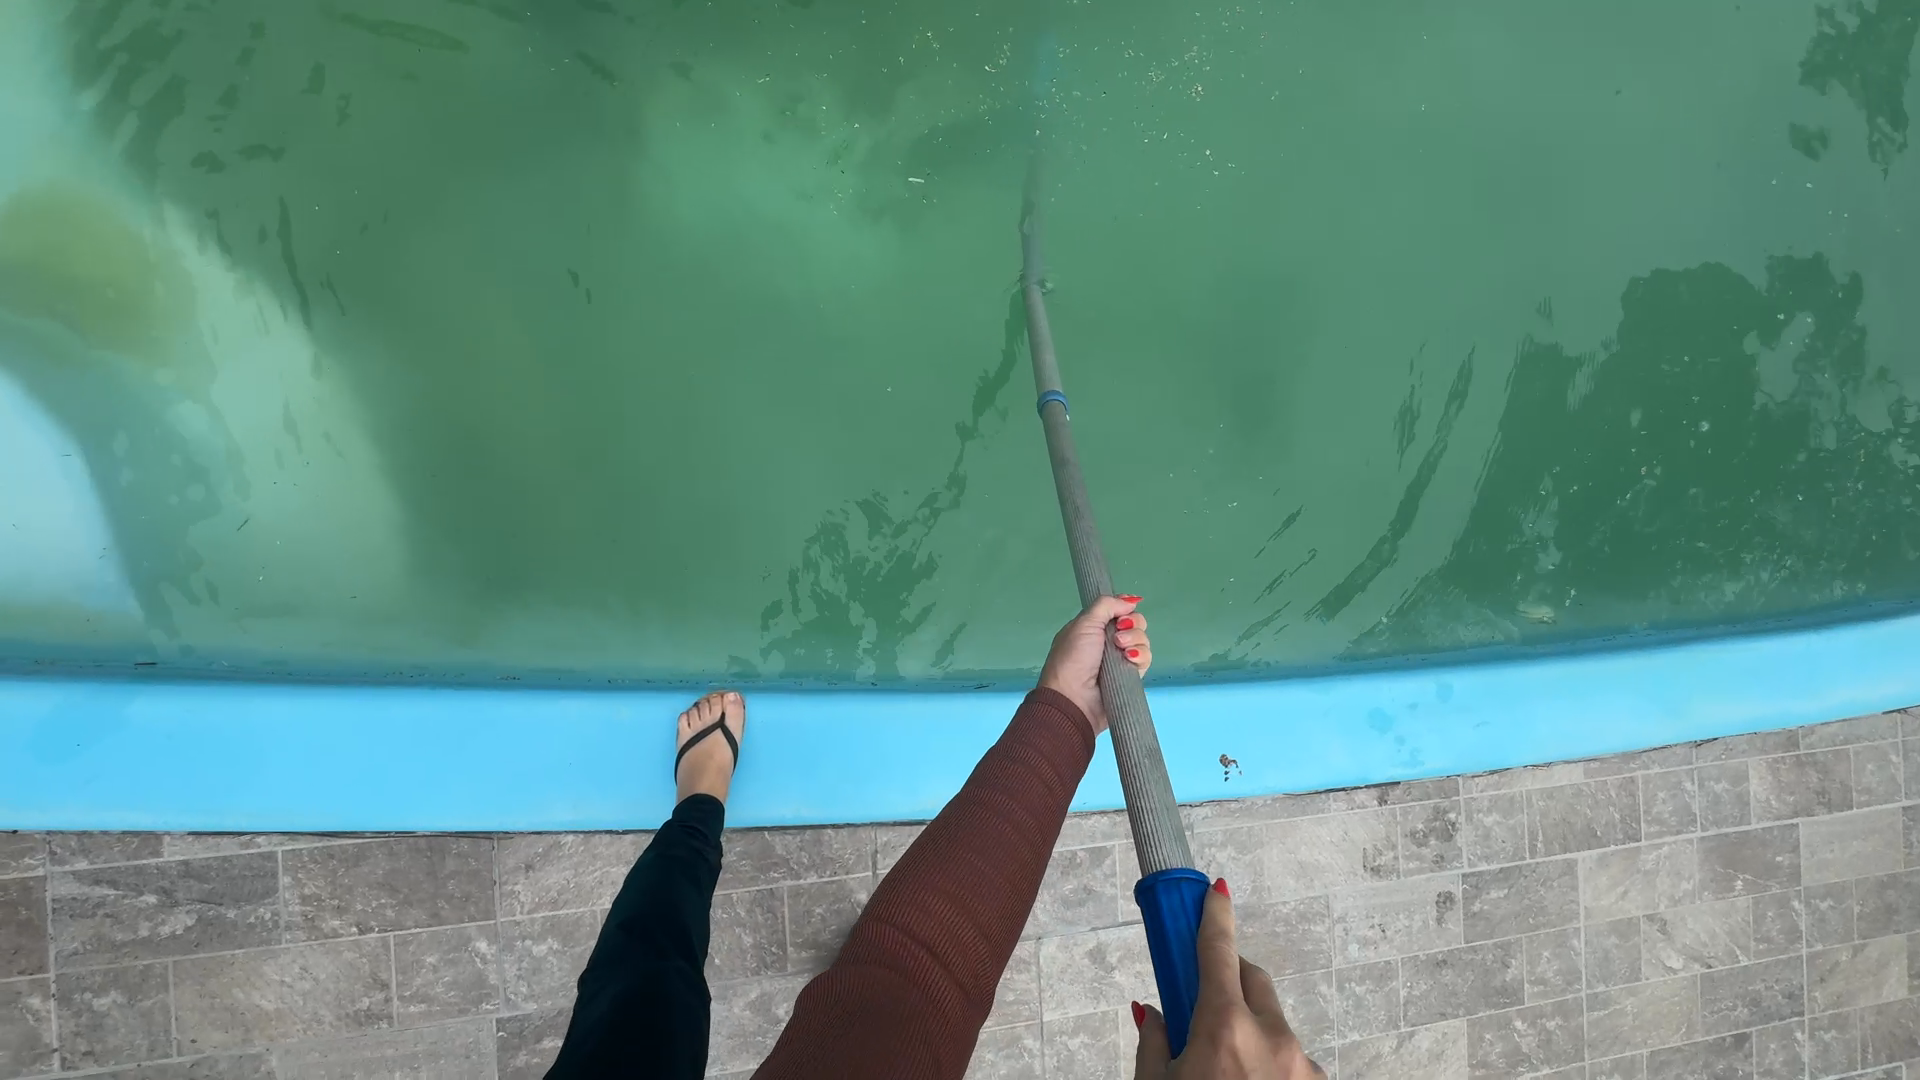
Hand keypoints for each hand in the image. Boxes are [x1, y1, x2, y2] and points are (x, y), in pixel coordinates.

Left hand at [1038, 595, 1150, 736]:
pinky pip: (1145, 659)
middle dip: (1132, 623)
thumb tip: (1130, 600)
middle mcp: (1107, 641)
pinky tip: (1129, 659)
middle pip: (1134, 623)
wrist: (1073, 697)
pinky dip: (1140, 656)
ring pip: (1142, 640)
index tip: (1127, 607)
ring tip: (1121, 649)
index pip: (1116, 610)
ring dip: (1135, 640)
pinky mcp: (1130, 676)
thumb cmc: (1073, 658)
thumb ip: (1106, 606)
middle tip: (1118, 633)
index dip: (1125, 606)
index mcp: (1092, 627)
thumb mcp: (1084, 624)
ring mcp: (1119, 659)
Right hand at [1133, 879, 1323, 1078]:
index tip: (1218, 888)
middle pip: (1253, 981)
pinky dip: (1273, 1064)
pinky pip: (1293, 1060)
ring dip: (1252, 1030)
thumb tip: (1154, 1015)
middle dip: (1230, 980)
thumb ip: (1154, 1043)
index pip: (1217, 951)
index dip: (1216, 914)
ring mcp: (1304, 1068)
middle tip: (1205, 1006)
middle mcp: (1272, 1039)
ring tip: (1230, 1068)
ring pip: (1274, 1026)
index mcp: (1225, 1028)